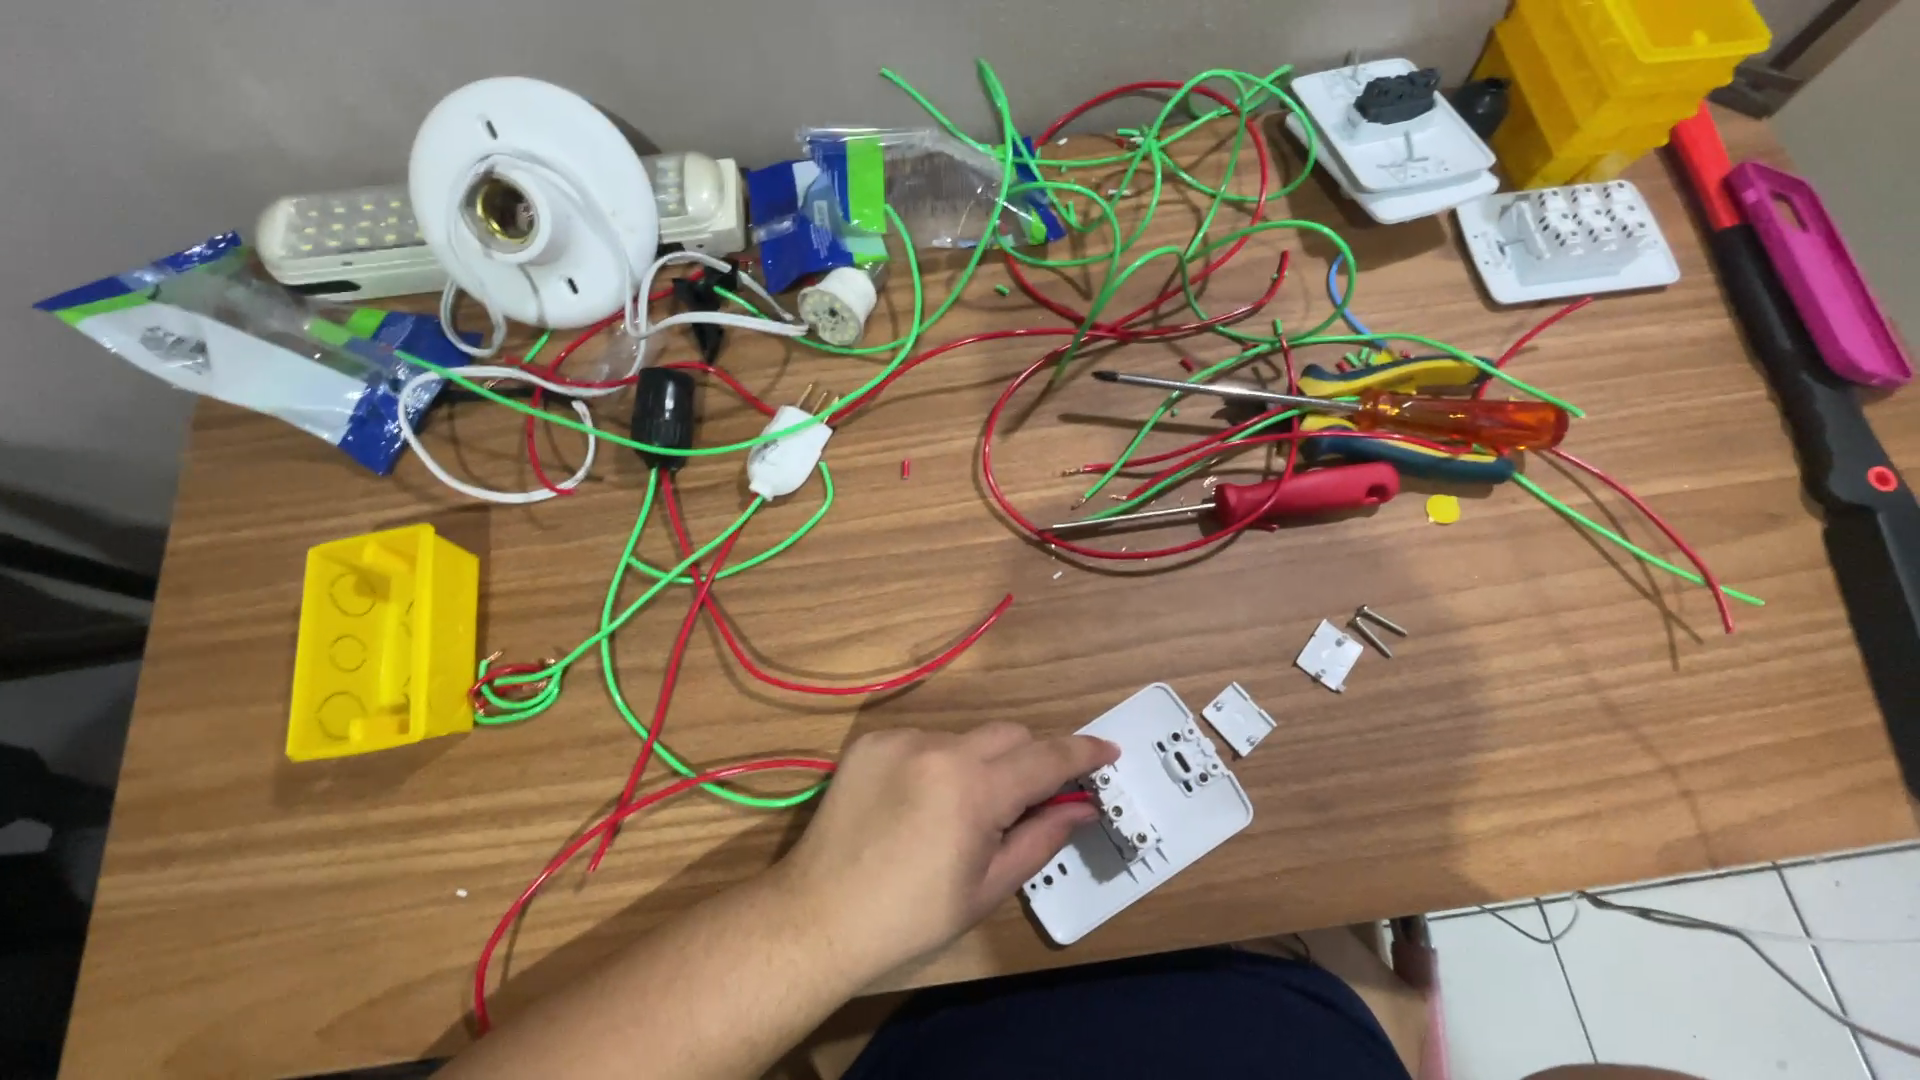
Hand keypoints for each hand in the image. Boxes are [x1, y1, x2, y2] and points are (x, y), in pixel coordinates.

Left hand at [772, 723, 1118, 981]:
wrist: (817, 916)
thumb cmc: (912, 918)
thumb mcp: (988, 888)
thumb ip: (1042, 837)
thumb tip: (1083, 807)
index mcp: (975, 789)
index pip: (1047, 757)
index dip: (1084, 753)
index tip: (1108, 752)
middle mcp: (939, 748)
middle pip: (1010, 734)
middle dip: (1030, 760)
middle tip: (1028, 803)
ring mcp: (900, 740)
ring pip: (966, 738)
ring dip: (980, 765)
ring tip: (959, 814)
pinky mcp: (869, 742)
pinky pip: (924, 741)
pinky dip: (937, 764)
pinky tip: (917, 805)